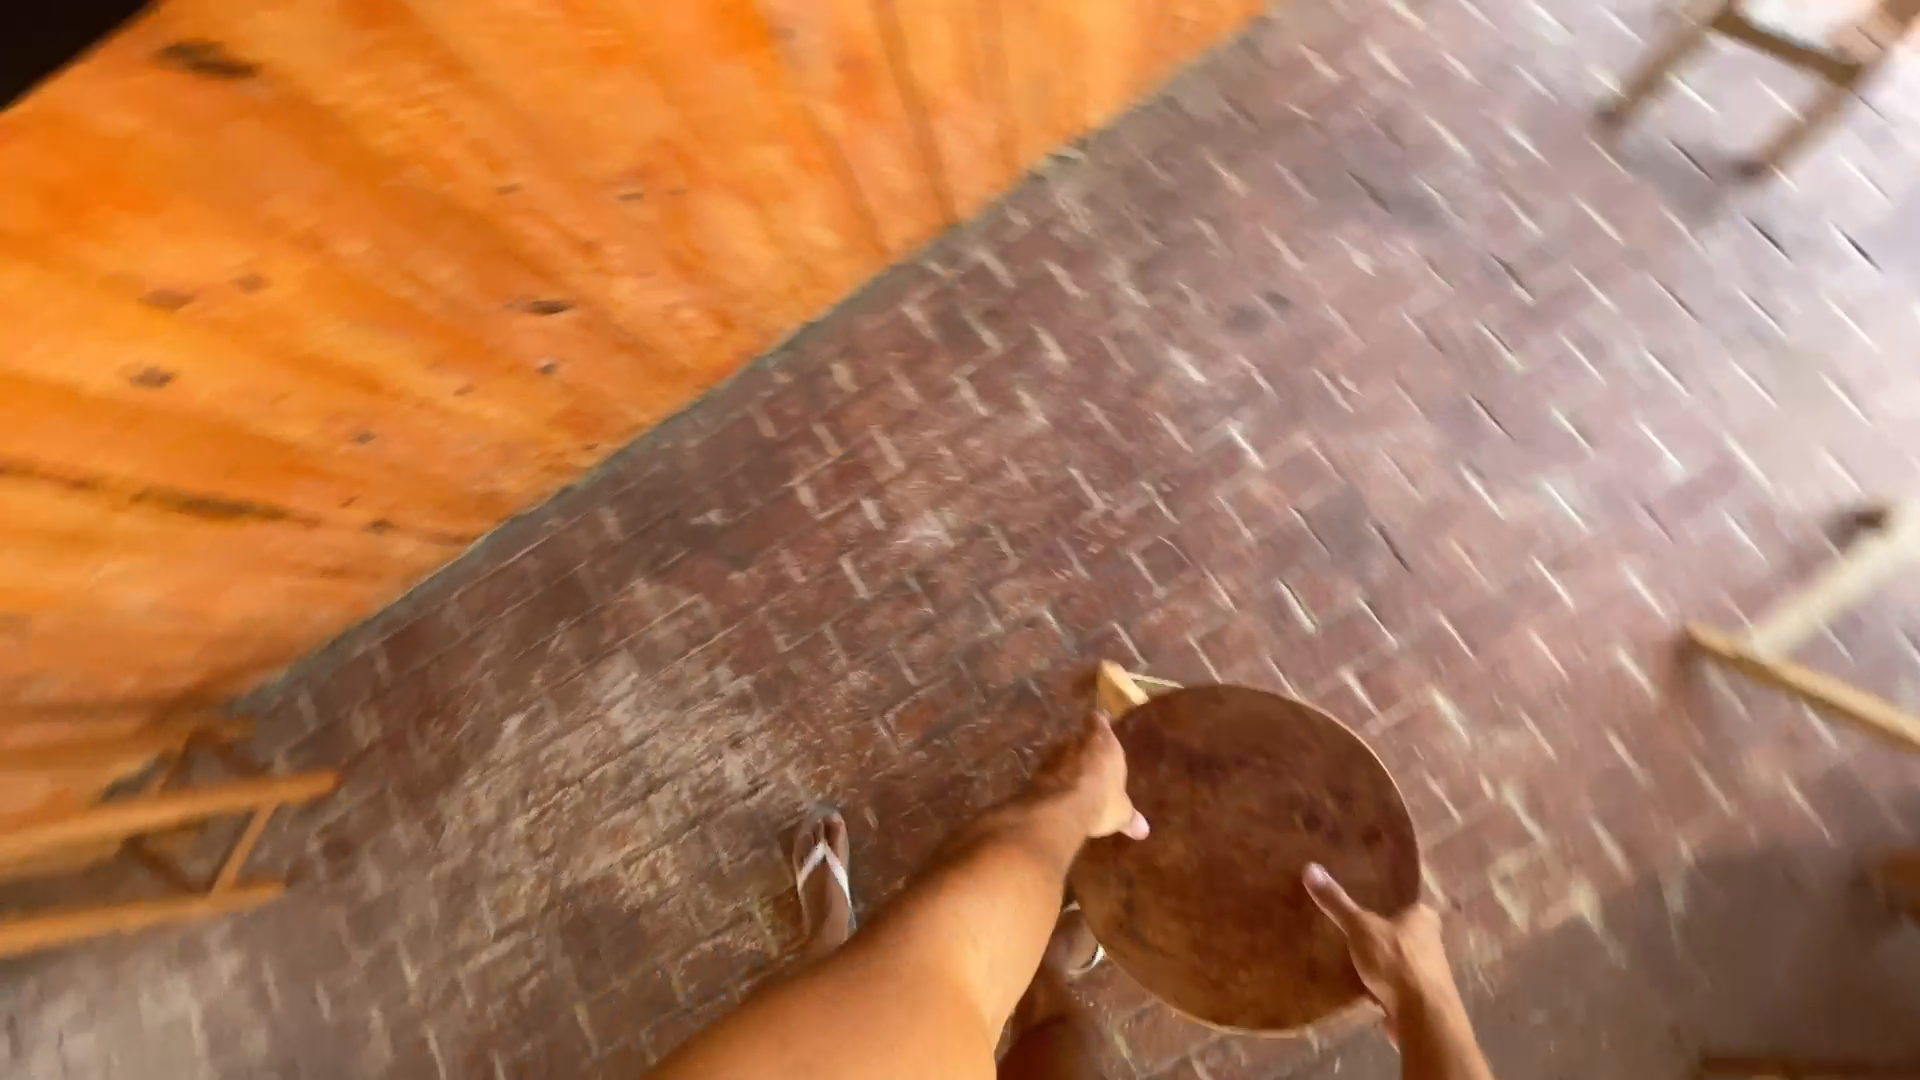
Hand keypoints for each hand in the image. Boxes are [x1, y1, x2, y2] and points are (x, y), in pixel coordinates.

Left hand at [1035, 710, 1149, 840]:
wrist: (1059, 809)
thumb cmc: (1101, 802)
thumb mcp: (1121, 813)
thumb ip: (1131, 817)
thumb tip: (1144, 830)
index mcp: (1104, 742)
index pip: (1099, 720)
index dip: (1098, 724)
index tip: (1100, 728)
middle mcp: (1078, 740)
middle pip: (1079, 736)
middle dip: (1083, 747)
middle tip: (1089, 762)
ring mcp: (1053, 753)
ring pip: (1060, 751)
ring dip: (1065, 762)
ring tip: (1072, 779)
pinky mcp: (1037, 768)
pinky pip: (1047, 769)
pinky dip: (1051, 777)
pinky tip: (1056, 791)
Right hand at [1303, 863, 1456, 1037]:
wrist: (1423, 1021)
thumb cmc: (1396, 963)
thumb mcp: (1360, 927)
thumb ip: (1336, 901)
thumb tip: (1310, 867)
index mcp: (1422, 917)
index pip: (1404, 895)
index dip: (1385, 892)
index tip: (1364, 888)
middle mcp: (1431, 941)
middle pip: (1400, 925)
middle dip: (1379, 924)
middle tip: (1349, 913)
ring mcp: (1427, 971)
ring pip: (1397, 953)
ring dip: (1379, 952)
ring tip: (1348, 943)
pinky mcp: (1418, 996)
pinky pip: (1394, 978)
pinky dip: (1379, 976)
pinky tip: (1358, 975)